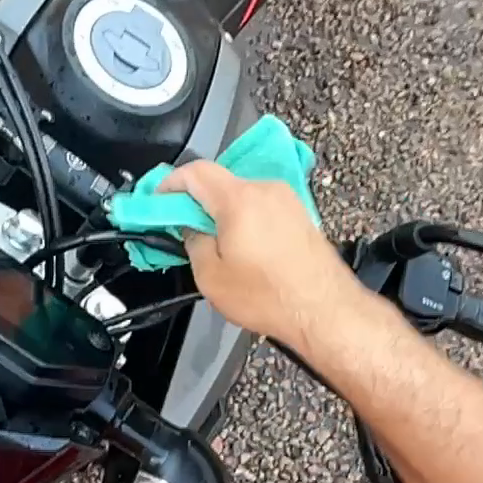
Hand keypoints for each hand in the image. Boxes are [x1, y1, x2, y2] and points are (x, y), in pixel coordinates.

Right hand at [158, 161, 361, 349]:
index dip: (169, 184)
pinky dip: (244, 218)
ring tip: (214, 243)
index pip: (194, 171)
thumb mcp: (211, 276)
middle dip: (195, 201)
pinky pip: (261, 206)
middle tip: (181, 226)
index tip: (157, 202)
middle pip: (219, 181)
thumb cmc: (270, 297)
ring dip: (221, 211)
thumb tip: (190, 228)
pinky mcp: (300, 214)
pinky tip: (242, 247)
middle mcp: (266, 190)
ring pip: (241, 194)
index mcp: (239, 199)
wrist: (324, 311)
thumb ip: (193, 242)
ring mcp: (287, 200)